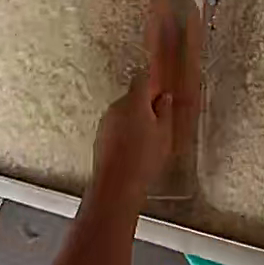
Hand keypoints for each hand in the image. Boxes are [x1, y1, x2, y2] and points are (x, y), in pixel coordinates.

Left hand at [89, 72, 172, 207]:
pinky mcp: (99, 137)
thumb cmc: (145, 157)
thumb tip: (163, 98)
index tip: (161, 94)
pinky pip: (115, 127)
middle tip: (159, 121)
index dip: (152, 84)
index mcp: (134, 101)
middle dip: (144, 105)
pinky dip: (124, 132)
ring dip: (134, 119)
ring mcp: (105, 122)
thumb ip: (164, 111)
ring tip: (147, 139)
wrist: (116, 185)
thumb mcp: (164, 133)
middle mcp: (116, 107)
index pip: (141, 79)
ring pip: (123, 112)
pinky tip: (133, 149)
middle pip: (132, 97)